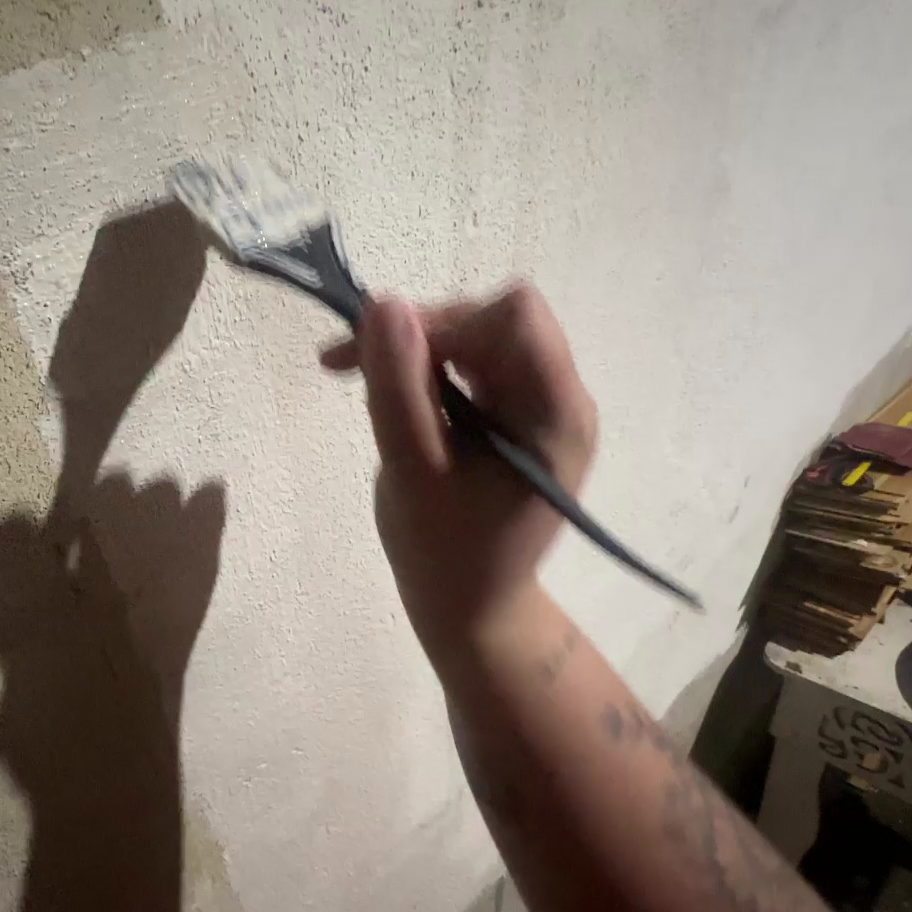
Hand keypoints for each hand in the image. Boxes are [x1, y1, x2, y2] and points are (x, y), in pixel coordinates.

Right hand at [321, 284, 596, 653]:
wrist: (470, 609)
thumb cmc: (443, 553)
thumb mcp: (412, 473)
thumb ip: (398, 388)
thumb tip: (382, 302)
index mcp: (556, 413)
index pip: (513, 316)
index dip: (443, 320)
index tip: (381, 355)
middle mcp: (560, 399)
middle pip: (494, 321)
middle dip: (421, 335)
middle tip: (352, 366)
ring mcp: (540, 409)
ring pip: (476, 338)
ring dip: (416, 352)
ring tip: (367, 385)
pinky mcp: (516, 419)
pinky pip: (472, 368)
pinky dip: (426, 373)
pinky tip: (394, 399)